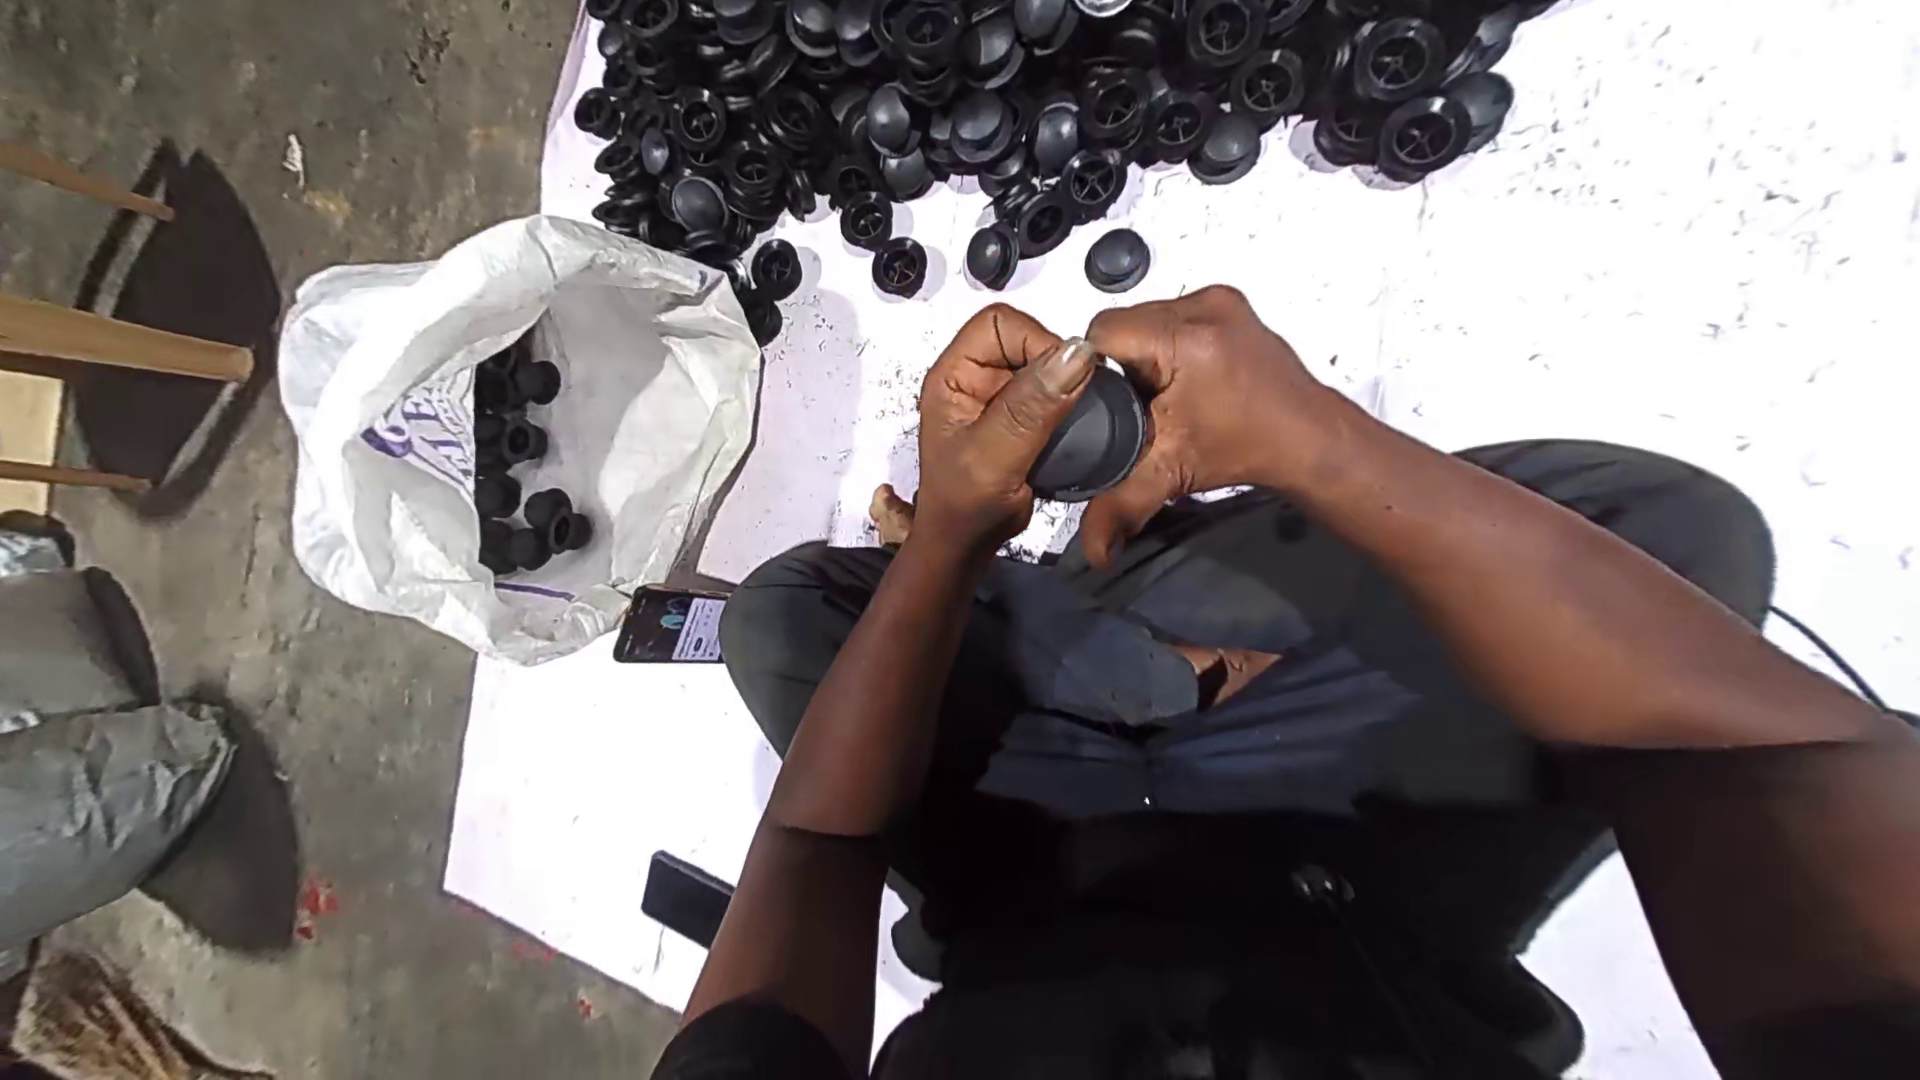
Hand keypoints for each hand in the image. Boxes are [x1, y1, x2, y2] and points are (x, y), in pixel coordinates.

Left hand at [914, 304, 1096, 552]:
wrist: (967, 544)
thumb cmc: (964, 507)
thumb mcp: (993, 457)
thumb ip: (1030, 408)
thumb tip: (1077, 354)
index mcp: (953, 377)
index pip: (998, 324)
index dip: (1035, 340)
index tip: (1063, 377)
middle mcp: (975, 379)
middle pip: (1025, 339)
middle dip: (1054, 364)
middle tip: (1071, 401)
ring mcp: (998, 398)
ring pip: (1042, 365)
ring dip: (1064, 385)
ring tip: (1072, 415)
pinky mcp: (1020, 417)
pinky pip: (1051, 392)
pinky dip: (1068, 402)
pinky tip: (1072, 423)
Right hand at [1081, 285, 1332, 565]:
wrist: (1305, 438)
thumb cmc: (1249, 448)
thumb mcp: (1170, 475)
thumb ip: (1121, 508)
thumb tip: (1093, 551)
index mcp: (1187, 340)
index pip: (1102, 332)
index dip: (1089, 369)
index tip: (1101, 400)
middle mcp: (1205, 307)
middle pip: (1121, 323)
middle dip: (1116, 365)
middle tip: (1133, 404)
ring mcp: (1219, 301)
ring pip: (1144, 317)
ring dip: (1138, 354)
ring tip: (1154, 393)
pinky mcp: (1227, 304)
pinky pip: (1169, 316)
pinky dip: (1162, 344)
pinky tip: (1173, 377)